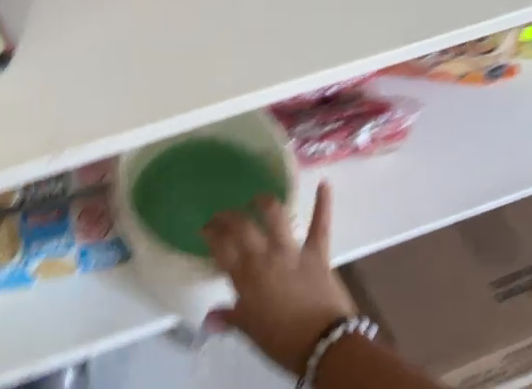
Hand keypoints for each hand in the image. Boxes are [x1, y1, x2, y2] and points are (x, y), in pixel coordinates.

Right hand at [202, 180, 355, 376]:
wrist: (326, 347)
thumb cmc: (284, 343)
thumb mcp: (251, 332)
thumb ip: (230, 319)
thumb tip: (208, 319)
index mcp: (245, 276)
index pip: (221, 246)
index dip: (211, 234)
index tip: (205, 228)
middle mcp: (265, 256)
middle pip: (242, 226)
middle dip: (228, 216)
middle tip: (222, 214)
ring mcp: (292, 252)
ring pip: (276, 217)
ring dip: (266, 203)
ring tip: (258, 199)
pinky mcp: (318, 254)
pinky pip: (321, 225)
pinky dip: (323, 204)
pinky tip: (324, 184)